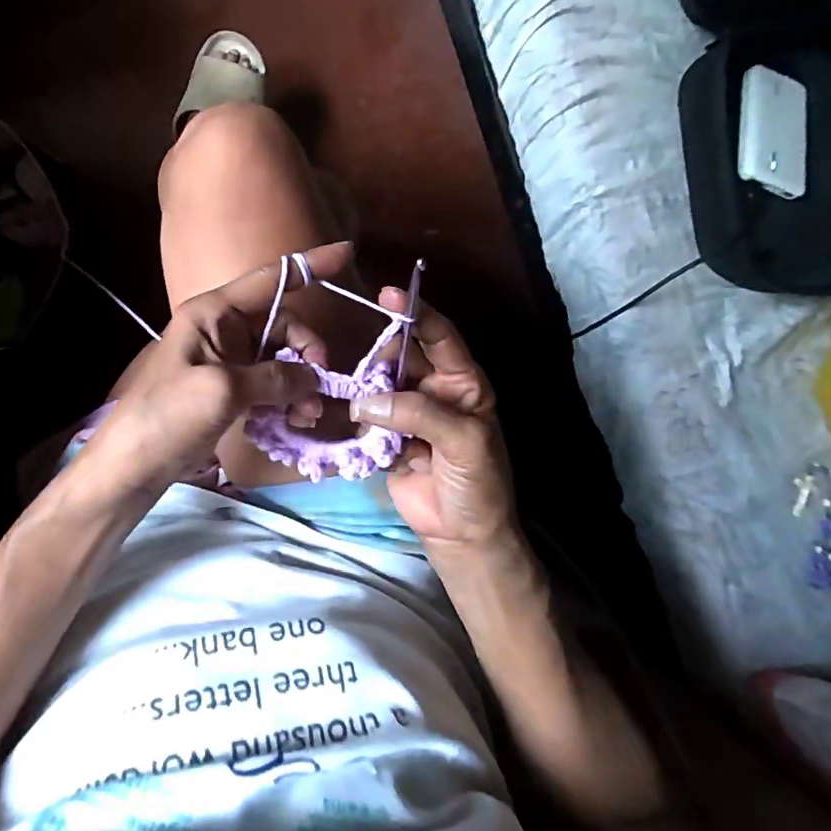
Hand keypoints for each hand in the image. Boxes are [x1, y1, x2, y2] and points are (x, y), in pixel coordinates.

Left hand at [74, 242, 352, 499]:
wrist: (131, 464)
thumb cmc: (168, 416)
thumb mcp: (223, 391)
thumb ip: (274, 377)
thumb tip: (314, 377)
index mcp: (213, 313)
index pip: (269, 279)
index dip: (310, 265)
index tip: (348, 250)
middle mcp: (222, 330)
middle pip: (282, 325)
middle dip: (308, 353)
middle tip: (321, 388)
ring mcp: (226, 362)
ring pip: (280, 359)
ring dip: (300, 384)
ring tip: (307, 417)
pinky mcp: (228, 392)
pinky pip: (269, 386)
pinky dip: (285, 401)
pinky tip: (294, 424)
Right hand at [351, 292, 517, 555]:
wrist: (463, 536)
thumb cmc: (479, 485)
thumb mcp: (463, 442)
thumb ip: (418, 413)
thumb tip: (365, 400)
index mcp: (464, 383)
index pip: (440, 337)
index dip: (417, 314)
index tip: (388, 294)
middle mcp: (434, 390)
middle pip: (402, 357)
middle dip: (382, 359)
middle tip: (369, 377)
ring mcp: (407, 413)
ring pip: (378, 384)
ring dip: (366, 390)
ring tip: (361, 408)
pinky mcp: (385, 436)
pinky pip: (365, 415)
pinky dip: (356, 416)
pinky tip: (351, 422)